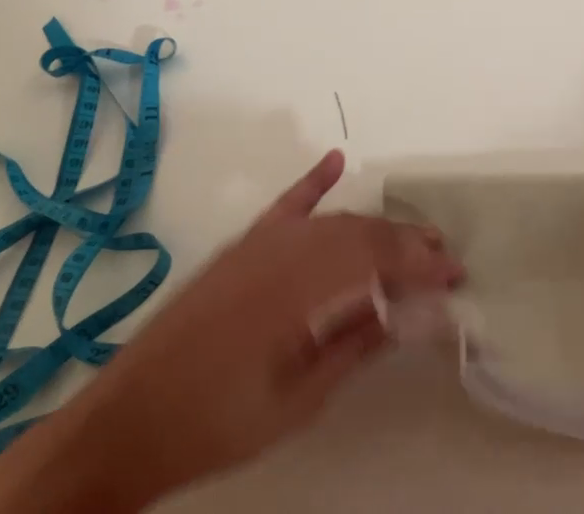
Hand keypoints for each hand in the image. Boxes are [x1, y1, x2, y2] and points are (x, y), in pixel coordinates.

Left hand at [58, 150, 461, 505]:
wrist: (128, 421)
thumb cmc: (218, 421)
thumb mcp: (299, 400)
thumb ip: (356, 347)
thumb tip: (413, 314)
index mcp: (295, 293)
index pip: (376, 260)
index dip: (420, 264)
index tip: (455, 275)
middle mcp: (278, 255)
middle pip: (358, 234)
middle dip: (407, 243)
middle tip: (444, 259)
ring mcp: (254, 247)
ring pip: (329, 221)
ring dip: (374, 225)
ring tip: (413, 237)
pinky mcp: (236, 250)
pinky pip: (281, 208)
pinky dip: (310, 184)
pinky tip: (335, 161)